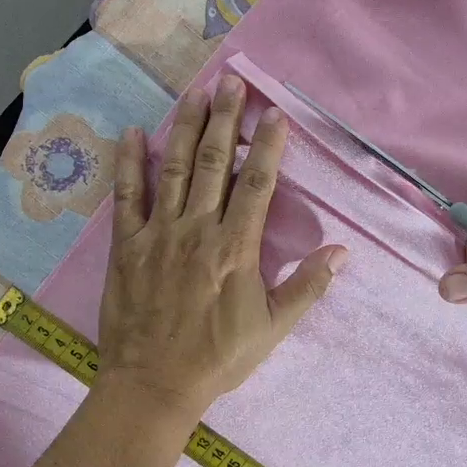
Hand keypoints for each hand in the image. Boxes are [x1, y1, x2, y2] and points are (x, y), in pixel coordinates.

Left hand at [97, 75, 346, 416]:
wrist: (153, 385)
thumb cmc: (218, 358)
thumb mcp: (273, 328)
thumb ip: (307, 286)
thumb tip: (341, 251)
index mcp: (234, 248)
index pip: (257, 185)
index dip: (268, 146)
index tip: (275, 113)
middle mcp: (196, 231)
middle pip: (215, 164)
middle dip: (226, 120)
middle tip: (233, 81)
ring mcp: (157, 235)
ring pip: (174, 170)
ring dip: (186, 128)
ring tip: (196, 93)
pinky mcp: (125, 247)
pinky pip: (126, 197)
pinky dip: (130, 163)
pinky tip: (135, 133)